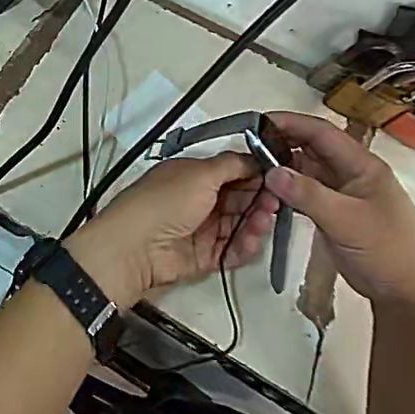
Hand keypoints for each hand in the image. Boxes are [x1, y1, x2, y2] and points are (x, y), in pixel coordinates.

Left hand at [66, 153, 279, 307]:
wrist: (136, 247)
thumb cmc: (163, 202)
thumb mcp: (200, 173)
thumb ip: (232, 164)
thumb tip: (254, 158)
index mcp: (193, 175)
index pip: (232, 172)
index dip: (255, 173)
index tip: (277, 175)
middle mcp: (198, 200)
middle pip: (238, 198)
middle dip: (260, 197)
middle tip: (278, 199)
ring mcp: (201, 229)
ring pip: (238, 224)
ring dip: (256, 221)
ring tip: (266, 219)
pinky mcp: (204, 255)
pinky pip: (231, 250)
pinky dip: (245, 245)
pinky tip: (254, 239)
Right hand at [263, 112, 414, 310]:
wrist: (411, 295)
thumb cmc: (387, 252)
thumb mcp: (347, 220)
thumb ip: (308, 195)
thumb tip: (272, 172)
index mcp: (362, 165)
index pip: (321, 132)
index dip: (290, 123)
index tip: (259, 123)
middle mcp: (351, 173)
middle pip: (312, 148)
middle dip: (282, 144)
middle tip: (249, 148)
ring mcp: (344, 195)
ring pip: (308, 171)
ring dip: (283, 168)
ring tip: (253, 170)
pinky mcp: (336, 214)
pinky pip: (308, 193)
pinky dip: (289, 190)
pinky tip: (270, 194)